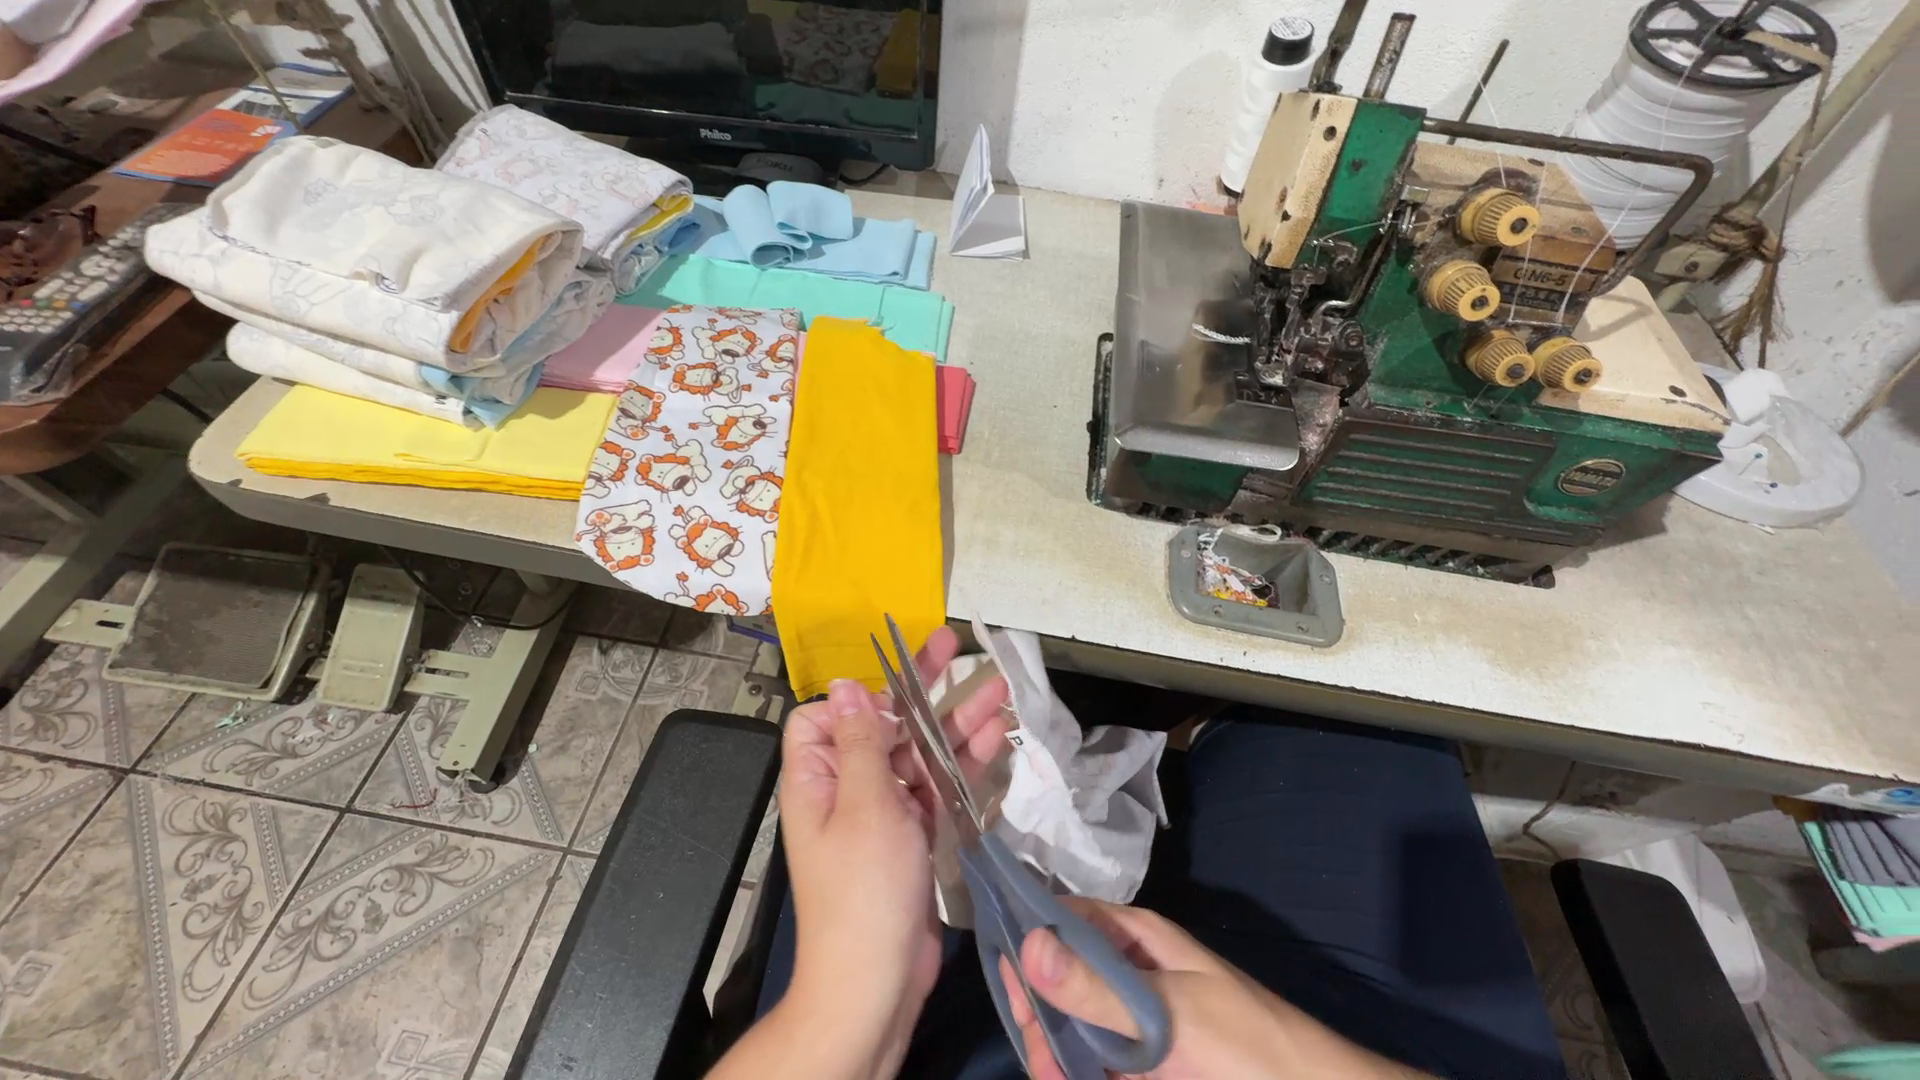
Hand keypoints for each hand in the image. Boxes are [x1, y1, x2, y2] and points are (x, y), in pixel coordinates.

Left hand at [777, 626, 1009, 1077]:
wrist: (876, 983)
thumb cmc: (862, 890)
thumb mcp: (863, 805)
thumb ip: (861, 741)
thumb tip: (846, 684)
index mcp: (817, 777)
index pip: (822, 716)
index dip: (854, 698)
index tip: (891, 692)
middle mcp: (847, 788)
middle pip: (884, 725)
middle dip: (920, 687)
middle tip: (954, 643)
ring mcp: (884, 812)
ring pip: (919, 753)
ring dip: (955, 723)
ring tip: (999, 688)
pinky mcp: (915, 834)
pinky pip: (938, 788)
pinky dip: (963, 765)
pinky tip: (995, 736)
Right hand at [1002, 900, 1434, 1079]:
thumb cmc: (1244, 1044)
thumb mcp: (1169, 1013)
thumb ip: (1097, 988)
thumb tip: (1027, 944)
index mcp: (1133, 936)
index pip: (1063, 920)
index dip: (1028, 940)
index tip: (1006, 978)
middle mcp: (1124, 967)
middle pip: (1057, 976)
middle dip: (1039, 1012)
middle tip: (1039, 1053)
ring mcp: (1129, 1015)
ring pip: (1067, 1021)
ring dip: (1051, 1051)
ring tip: (1055, 1077)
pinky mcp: (1136, 1058)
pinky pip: (1088, 1058)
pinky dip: (1072, 1071)